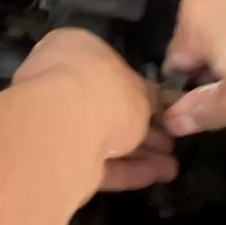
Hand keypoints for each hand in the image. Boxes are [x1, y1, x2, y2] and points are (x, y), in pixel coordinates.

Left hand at [10, 29, 178, 191]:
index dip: (140, 91)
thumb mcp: (141, 90)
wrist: (62, 129)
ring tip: (172, 164)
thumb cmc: (104, 91)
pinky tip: (160, 176)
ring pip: (102, 135)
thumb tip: (155, 103)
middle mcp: (58, 79)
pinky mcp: (56, 157)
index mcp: (73, 48)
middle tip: (170, 141)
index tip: (163, 110)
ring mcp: (53, 120)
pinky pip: (97, 160)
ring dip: (138, 151)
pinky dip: (127, 169)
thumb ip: (148, 98)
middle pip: (105, 105)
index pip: (110, 67)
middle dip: (140, 127)